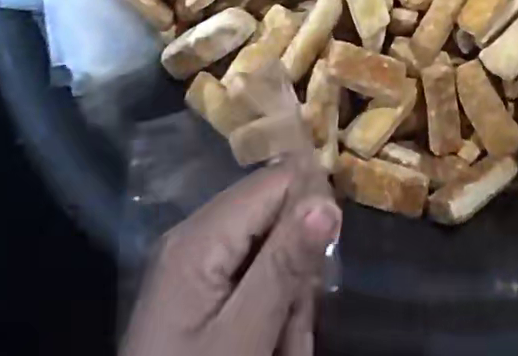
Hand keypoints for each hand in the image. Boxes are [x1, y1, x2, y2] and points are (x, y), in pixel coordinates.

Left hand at [121, 162, 340, 355]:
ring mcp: (190, 260)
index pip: (278, 178)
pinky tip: (269, 343)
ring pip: (268, 243)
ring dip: (288, 290)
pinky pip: (250, 270)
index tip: (327, 260)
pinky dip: (269, 304)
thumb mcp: (243, 339)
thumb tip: (326, 198)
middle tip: (296, 324)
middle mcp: (192, 234)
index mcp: (200, 236)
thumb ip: (285, 264)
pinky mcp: (194, 286)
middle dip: (299, 258)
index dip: (314, 205)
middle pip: (274, 208)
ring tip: (283, 348)